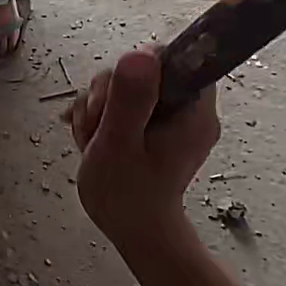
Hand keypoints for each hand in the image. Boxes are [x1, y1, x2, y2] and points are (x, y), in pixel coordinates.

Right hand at [67, 47, 220, 245]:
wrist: (133, 230)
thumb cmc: (127, 197)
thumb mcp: (120, 146)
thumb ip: (130, 100)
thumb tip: (139, 55)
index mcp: (193, 111)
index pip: (177, 58)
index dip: (141, 65)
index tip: (115, 91)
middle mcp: (187, 110)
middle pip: (144, 71)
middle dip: (108, 93)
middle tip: (97, 126)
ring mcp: (169, 118)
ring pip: (126, 87)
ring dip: (98, 108)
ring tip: (93, 140)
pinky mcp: (152, 126)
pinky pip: (122, 103)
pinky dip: (101, 117)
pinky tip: (92, 139)